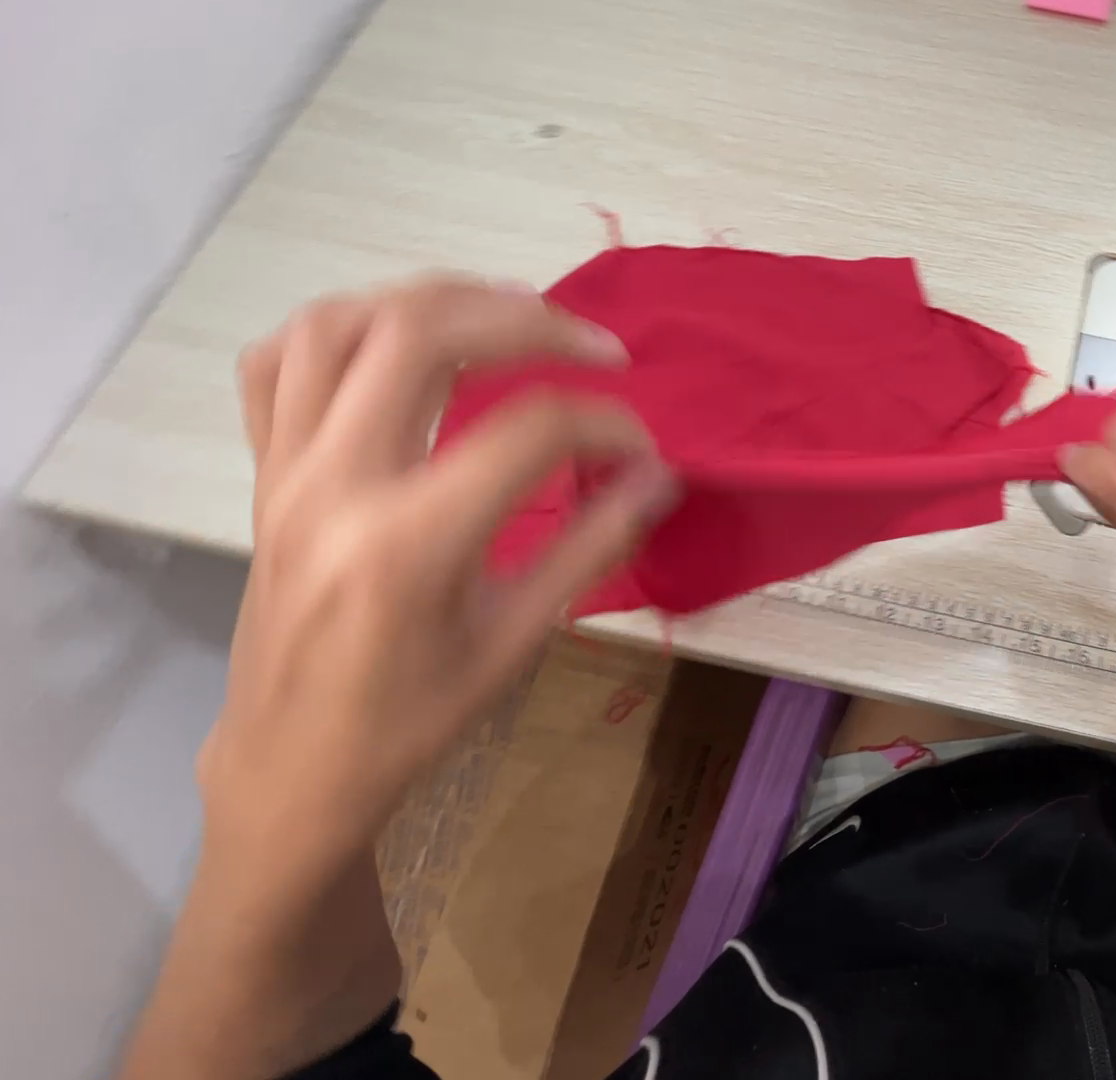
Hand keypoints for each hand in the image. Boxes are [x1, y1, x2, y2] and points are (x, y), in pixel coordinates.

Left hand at [199, 275, 677, 862]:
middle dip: (526, 321)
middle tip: (595, 343)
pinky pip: (281, 361)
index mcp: (410, 539)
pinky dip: (348, 327)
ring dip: (436, 302)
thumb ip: (595, 547)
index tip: (645, 447)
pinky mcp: (265, 473)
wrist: (295, 761)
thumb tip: (659, 479)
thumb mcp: (521, 637)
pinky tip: (405, 344)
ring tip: (511, 316)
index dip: (605, 424)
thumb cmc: (419, 713)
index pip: (528, 432)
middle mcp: (335, 482)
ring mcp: (285, 469)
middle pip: (422, 336)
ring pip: (341, 323)